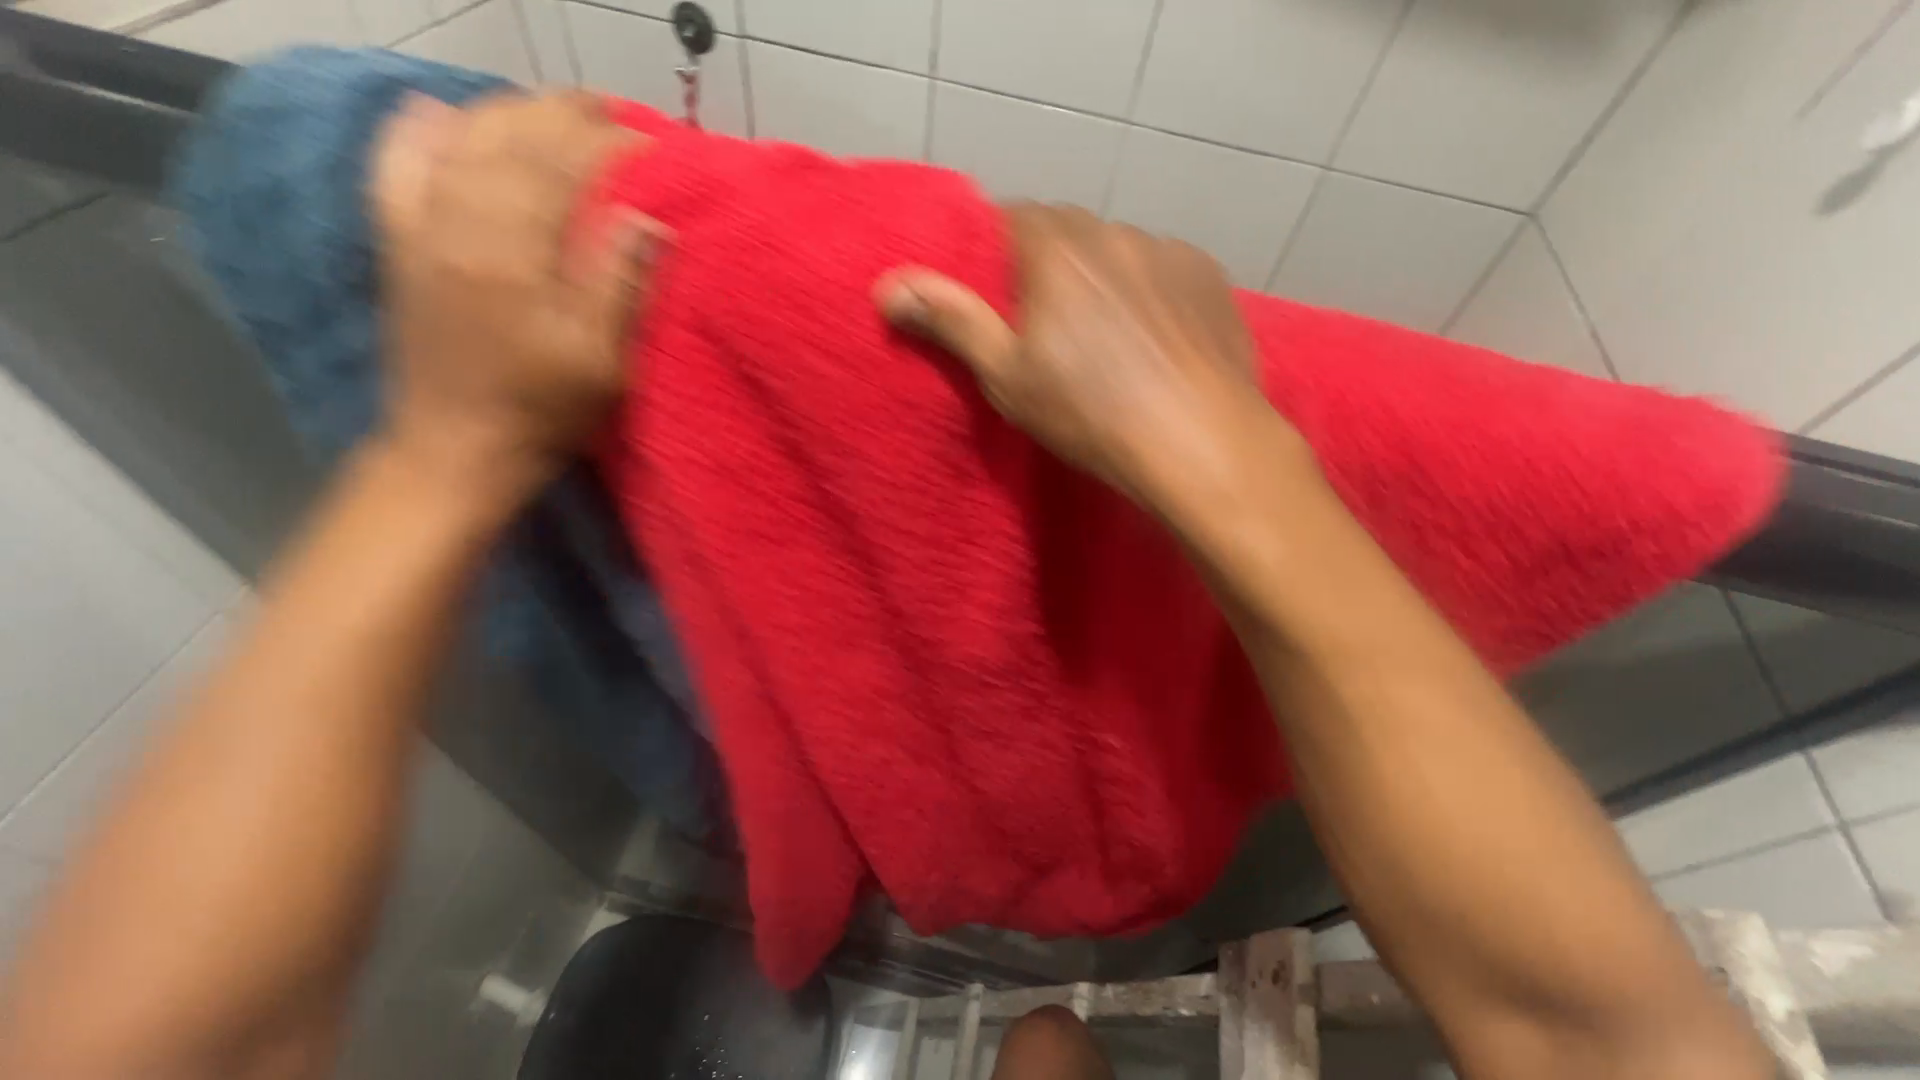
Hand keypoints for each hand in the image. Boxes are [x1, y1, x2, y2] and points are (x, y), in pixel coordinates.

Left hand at [370, 90, 665, 499]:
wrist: (456, 450)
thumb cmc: (541, 411)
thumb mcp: (600, 362)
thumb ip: (619, 283)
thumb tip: (647, 216)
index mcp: (513, 254)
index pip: (561, 168)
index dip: (608, 145)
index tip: (650, 143)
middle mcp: (458, 224)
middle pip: (509, 139)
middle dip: (562, 116)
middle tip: (610, 116)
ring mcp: (420, 229)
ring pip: (458, 140)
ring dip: (509, 113)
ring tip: (553, 113)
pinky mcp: (399, 244)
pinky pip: (396, 167)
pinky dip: (418, 131)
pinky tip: (441, 113)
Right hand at [874, 203, 1298, 513]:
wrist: (1199, 442)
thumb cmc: (1091, 413)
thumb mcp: (1007, 375)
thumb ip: (952, 320)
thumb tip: (888, 284)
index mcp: (1055, 249)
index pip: (1011, 218)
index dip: (997, 255)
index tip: (998, 299)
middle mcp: (1113, 233)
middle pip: (1066, 231)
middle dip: (1049, 265)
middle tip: (1047, 326)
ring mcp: (1169, 252)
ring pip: (1118, 251)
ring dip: (1103, 277)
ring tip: (1108, 338)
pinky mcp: (1210, 278)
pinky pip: (1164, 272)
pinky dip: (1151, 293)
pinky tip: (1156, 341)